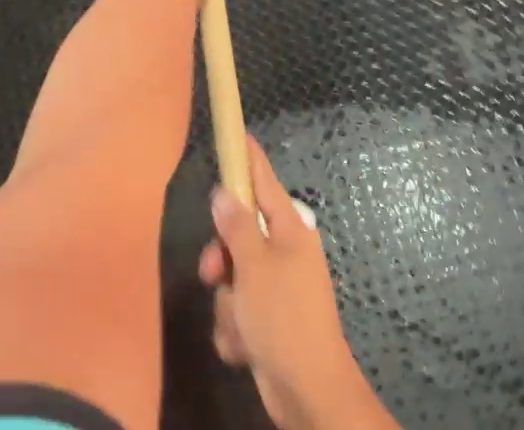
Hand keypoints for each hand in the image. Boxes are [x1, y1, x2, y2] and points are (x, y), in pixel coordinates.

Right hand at [199, 138, 395, 429]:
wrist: (308, 390)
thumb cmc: (284, 318)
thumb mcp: (253, 267)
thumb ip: (236, 227)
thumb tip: (225, 192)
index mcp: (289, 232)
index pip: (263, 183)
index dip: (248, 159)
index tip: (237, 133)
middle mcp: (284, 254)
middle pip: (237, 235)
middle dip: (222, 261)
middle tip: (215, 274)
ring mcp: (276, 289)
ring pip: (232, 279)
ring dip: (228, 306)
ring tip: (241, 325)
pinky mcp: (268, 322)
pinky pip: (236, 312)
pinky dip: (236, 330)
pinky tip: (246, 347)